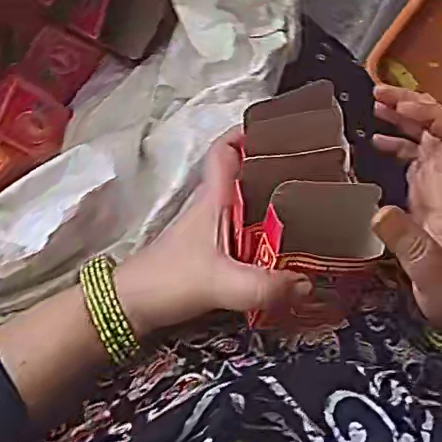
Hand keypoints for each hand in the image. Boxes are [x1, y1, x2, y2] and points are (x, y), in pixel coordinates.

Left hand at [114, 126, 310, 335]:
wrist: (129, 310)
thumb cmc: (168, 280)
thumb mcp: (218, 282)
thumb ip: (262, 286)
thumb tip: (306, 284)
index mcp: (214, 198)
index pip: (226, 149)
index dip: (248, 132)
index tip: (281, 131)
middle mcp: (214, 207)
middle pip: (246, 174)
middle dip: (275, 169)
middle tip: (311, 172)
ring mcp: (213, 230)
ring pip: (248, 204)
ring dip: (273, 202)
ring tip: (310, 207)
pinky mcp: (214, 253)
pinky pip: (248, 232)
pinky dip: (267, 233)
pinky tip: (287, 246)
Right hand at [370, 86, 441, 334]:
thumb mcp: (429, 273)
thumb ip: (406, 242)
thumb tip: (378, 210)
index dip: (434, 114)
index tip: (403, 107)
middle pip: (440, 128)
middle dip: (413, 105)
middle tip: (378, 93)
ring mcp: (438, 187)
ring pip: (427, 139)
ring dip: (404, 118)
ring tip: (375, 104)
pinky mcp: (426, 198)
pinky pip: (415, 157)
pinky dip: (397, 143)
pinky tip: (376, 140)